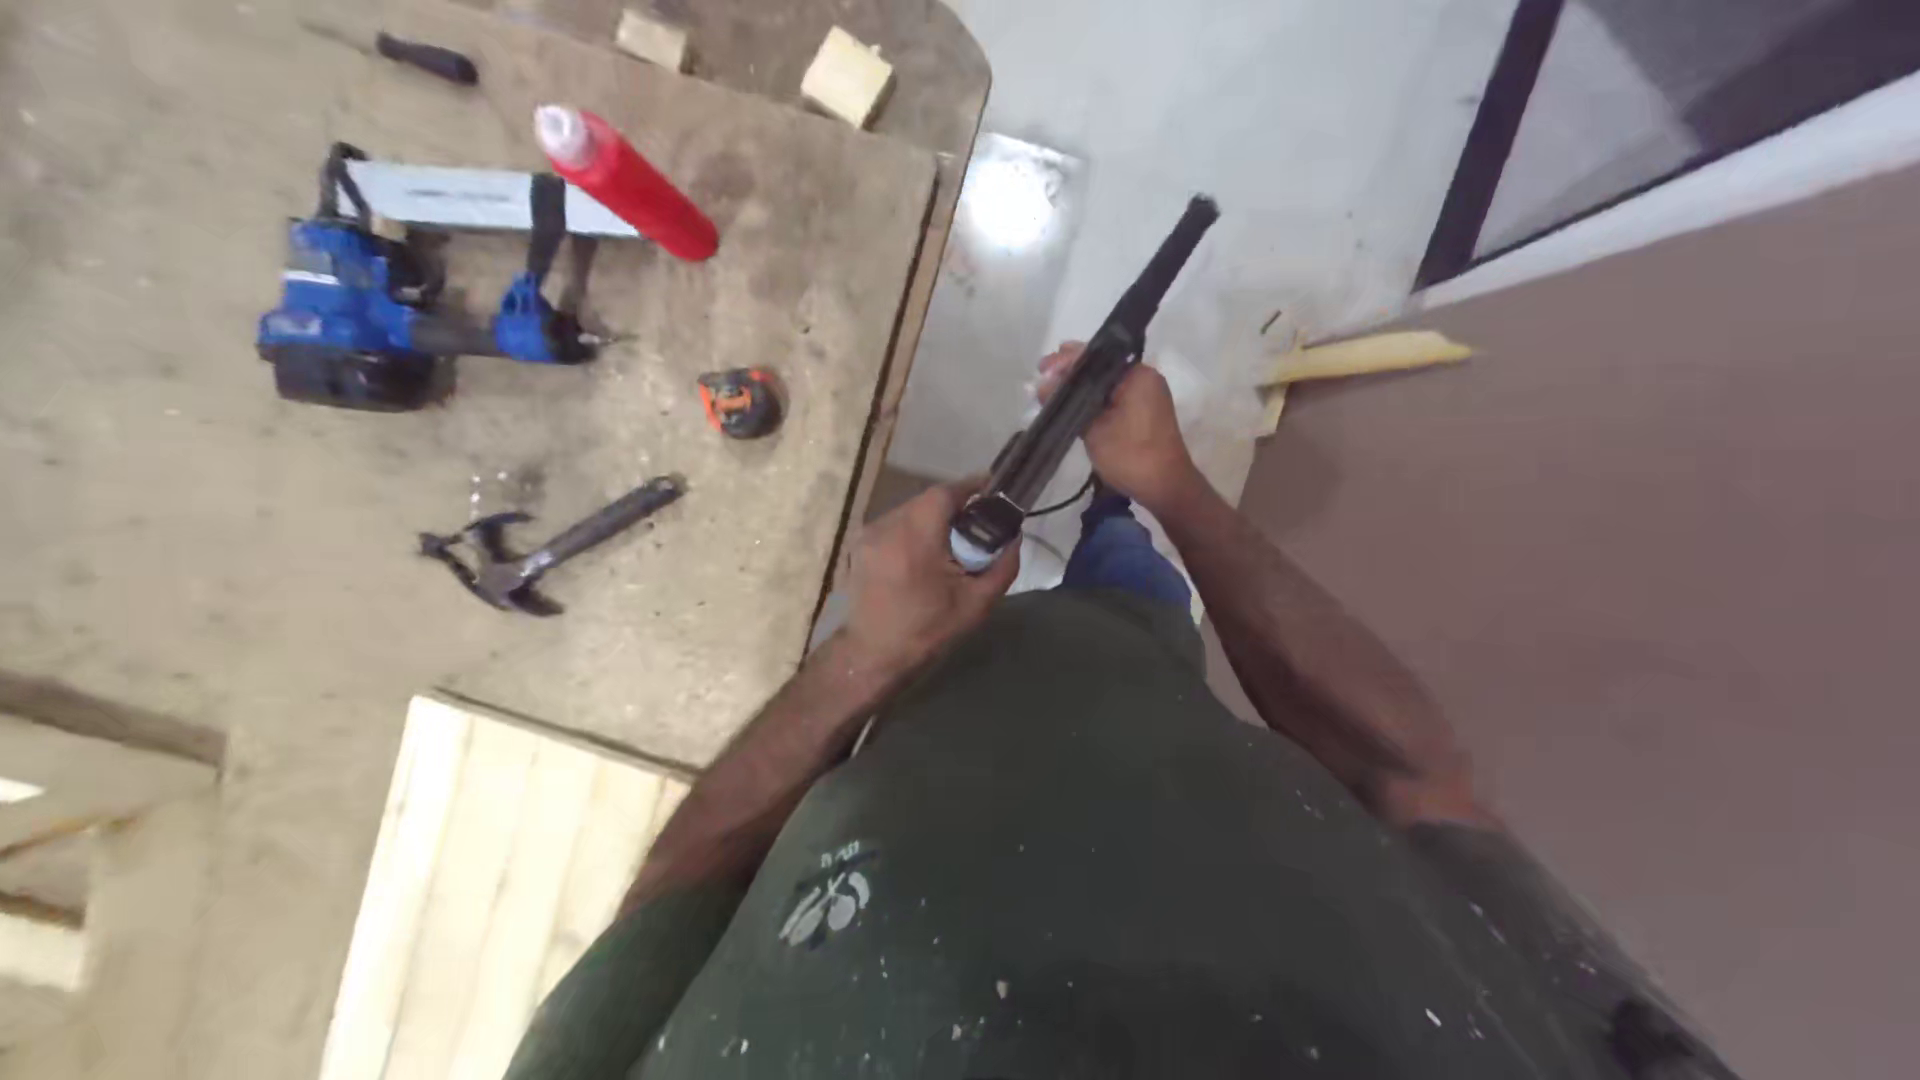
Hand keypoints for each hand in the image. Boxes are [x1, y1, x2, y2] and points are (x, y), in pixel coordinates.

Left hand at [840, 479, 1019, 673]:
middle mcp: (886, 527)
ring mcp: (868, 535)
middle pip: (927, 500)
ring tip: (953, 540)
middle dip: (954, 506)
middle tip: (978, 523)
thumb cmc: (927, 632)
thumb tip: (1014, 536)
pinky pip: (895, 524)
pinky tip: (926, 553)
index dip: (970, 487)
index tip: (992, 490)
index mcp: (914, 539)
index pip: (944, 493)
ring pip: (910, 510)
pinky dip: (914, 529)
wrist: (873, 656)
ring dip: (933, 518)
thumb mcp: (976, 604)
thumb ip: (1003, 565)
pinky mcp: (860, 545)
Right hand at [1037, 342, 1200, 513]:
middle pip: (1100, 366)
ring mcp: (1145, 394)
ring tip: (1050, 388)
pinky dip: (1093, 397)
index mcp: (1136, 374)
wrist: (1165, 487)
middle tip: (1042, 374)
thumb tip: (1041, 384)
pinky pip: (1113, 395)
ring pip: (1105, 382)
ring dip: (1080, 385)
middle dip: (1071, 371)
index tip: (1041, 369)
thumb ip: (1067, 402)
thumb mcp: (1092, 429)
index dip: (1064, 361)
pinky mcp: (1143, 410)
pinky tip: (1072, 403)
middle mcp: (1144, 377)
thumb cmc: (1130, 456)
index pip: (1094, 357)